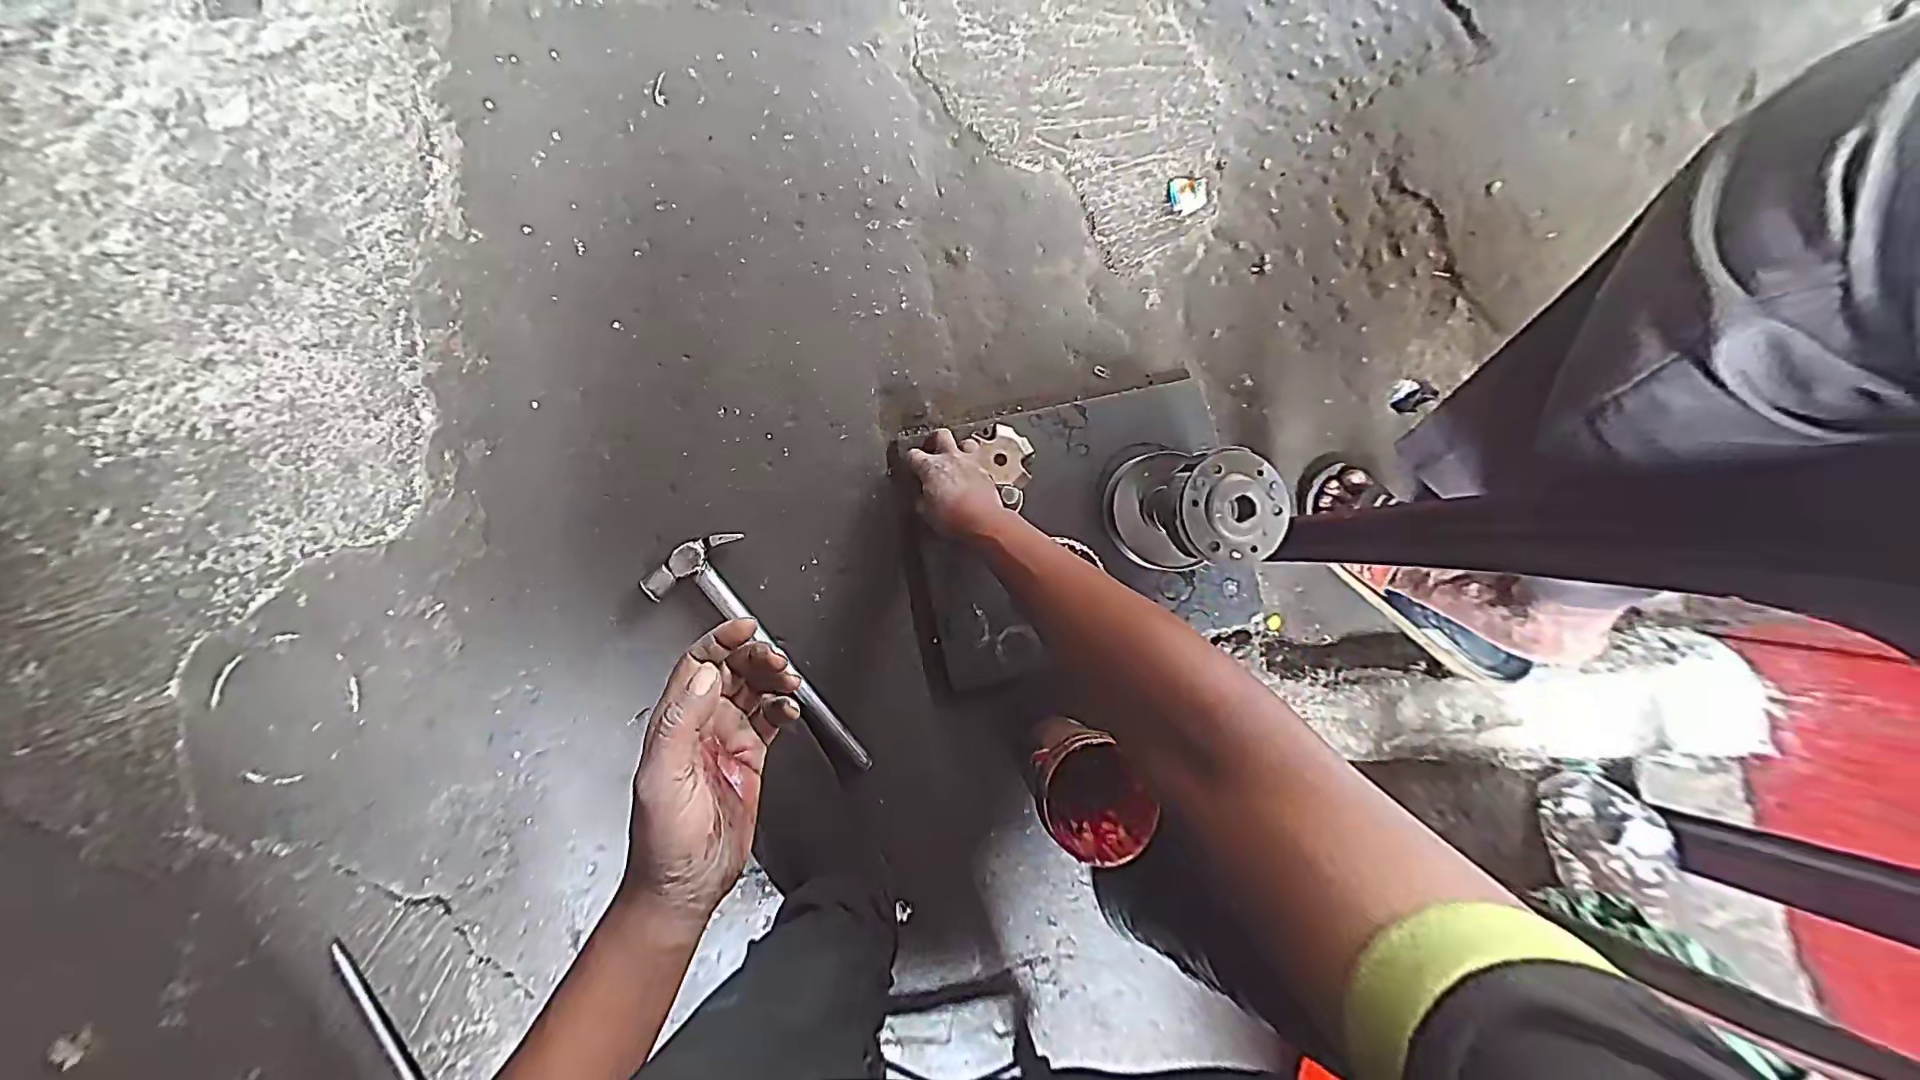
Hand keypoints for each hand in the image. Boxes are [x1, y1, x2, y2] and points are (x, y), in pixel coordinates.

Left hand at [623, 619, 801, 921]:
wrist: (685, 885)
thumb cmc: (664, 843)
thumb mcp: (663, 777)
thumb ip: (682, 722)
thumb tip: (705, 676)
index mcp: (675, 724)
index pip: (697, 666)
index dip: (721, 641)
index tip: (745, 628)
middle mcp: (700, 727)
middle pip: (730, 672)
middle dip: (754, 657)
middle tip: (776, 658)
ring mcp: (724, 741)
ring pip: (751, 691)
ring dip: (771, 678)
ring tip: (788, 678)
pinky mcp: (747, 759)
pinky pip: (768, 720)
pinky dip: (781, 708)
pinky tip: (787, 708)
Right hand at [905, 428, 1010, 539]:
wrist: (983, 523)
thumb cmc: (954, 518)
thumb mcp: (926, 512)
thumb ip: (921, 498)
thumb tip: (921, 496)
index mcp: (930, 467)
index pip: (913, 454)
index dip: (910, 460)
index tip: (910, 466)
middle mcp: (951, 459)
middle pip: (940, 435)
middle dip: (934, 440)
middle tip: (931, 450)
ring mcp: (971, 463)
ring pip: (965, 442)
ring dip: (959, 448)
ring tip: (955, 459)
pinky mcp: (987, 473)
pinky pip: (978, 462)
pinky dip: (973, 467)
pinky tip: (971, 477)